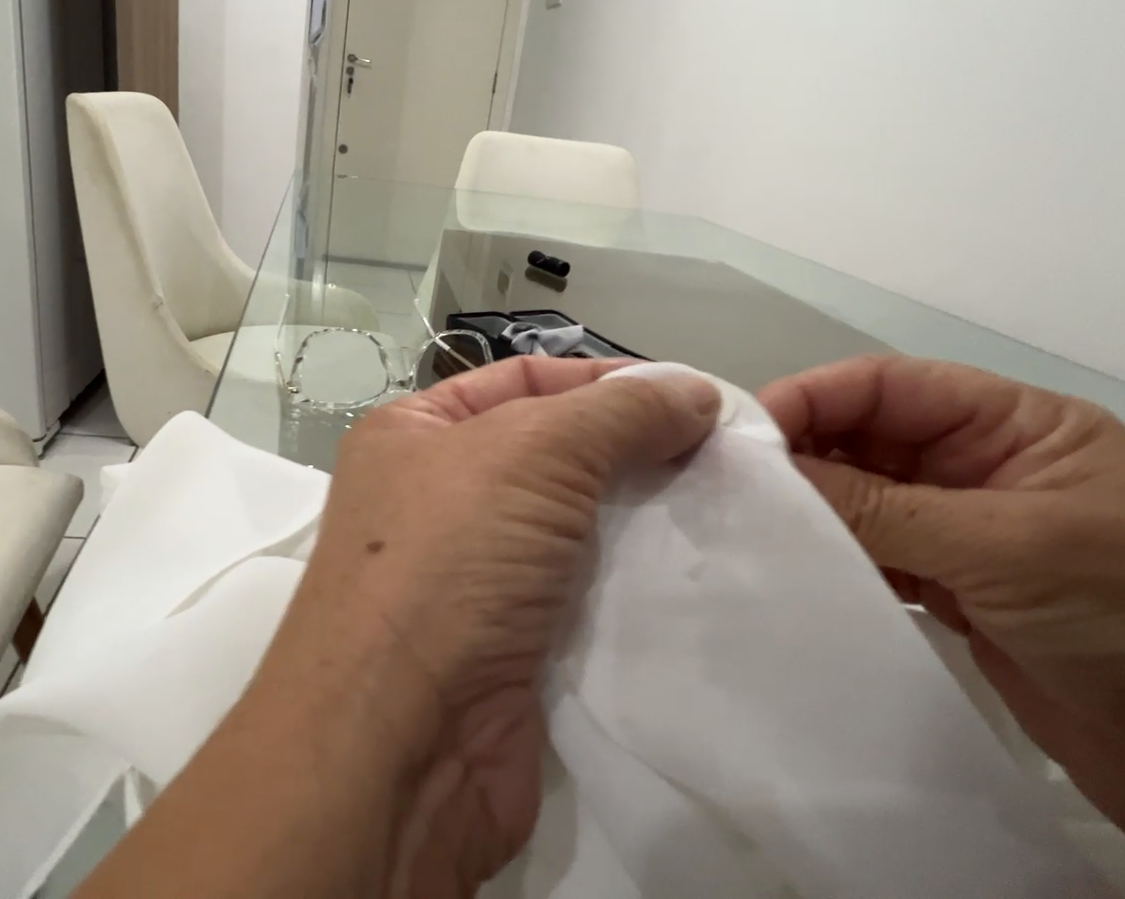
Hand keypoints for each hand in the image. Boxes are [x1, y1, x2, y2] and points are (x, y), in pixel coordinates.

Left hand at [268, 356, 719, 896]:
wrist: (400, 744)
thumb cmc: (447, 561)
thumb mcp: (530, 451)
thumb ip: (616, 413)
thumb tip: (693, 392)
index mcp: (415, 434)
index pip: (523, 380)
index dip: (605, 380)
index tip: (690, 396)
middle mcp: (439, 499)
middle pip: (555, 455)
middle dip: (634, 451)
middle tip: (722, 456)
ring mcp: (474, 577)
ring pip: (576, 529)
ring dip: (644, 520)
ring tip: (724, 508)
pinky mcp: (512, 647)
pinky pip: (585, 597)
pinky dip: (635, 584)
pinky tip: (696, 573)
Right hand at [759, 355, 1124, 898]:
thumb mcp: (1012, 545)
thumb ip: (882, 509)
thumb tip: (769, 476)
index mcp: (1015, 426)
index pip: (890, 386)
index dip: (814, 398)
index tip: (745, 437)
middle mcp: (984, 469)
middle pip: (868, 441)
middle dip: (802, 456)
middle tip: (728, 490)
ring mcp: (969, 537)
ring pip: (865, 503)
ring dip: (812, 513)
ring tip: (742, 531)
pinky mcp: (957, 598)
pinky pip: (877, 561)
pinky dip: (834, 562)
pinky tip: (790, 572)